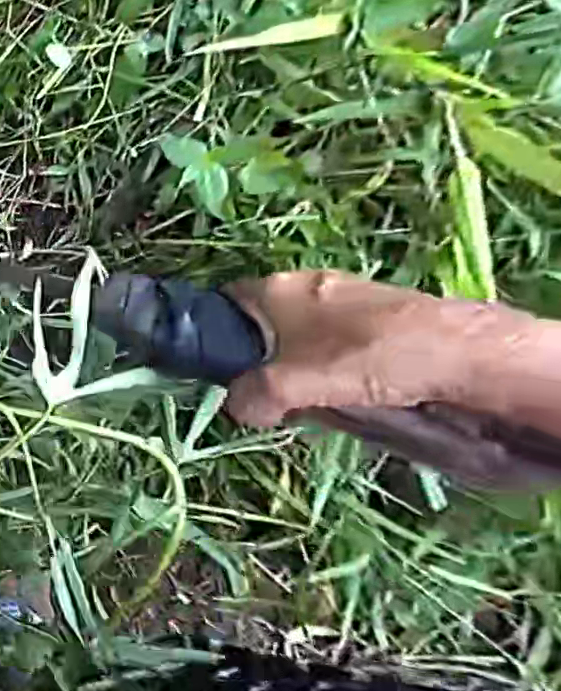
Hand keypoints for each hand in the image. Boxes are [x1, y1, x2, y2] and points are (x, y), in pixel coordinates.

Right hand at [223, 271, 510, 426]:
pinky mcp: (391, 307)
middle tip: (269, 383)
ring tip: (315, 388)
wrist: (476, 356)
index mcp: (274, 286)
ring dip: (304, 357)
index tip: (222, 362)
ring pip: (306, 327)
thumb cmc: (365, 358)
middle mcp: (308, 279)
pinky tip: (355, 380)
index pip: (222, 302)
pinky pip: (344, 332)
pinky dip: (341, 356)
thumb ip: (249, 399)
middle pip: (265, 318)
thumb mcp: (288, 388)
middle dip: (263, 351)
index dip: (215, 332)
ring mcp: (354, 290)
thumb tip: (240, 411)